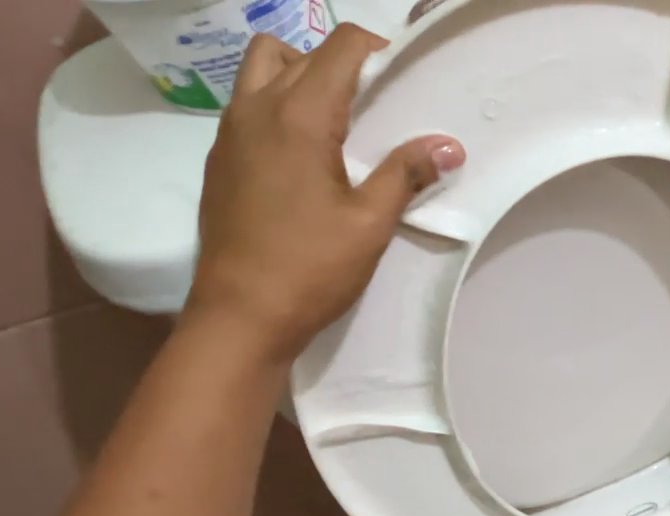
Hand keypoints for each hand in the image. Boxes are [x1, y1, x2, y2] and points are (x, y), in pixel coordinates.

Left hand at [184, 24, 465, 356]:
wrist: (242, 313)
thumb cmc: (312, 268)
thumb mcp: (370, 224)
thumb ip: (405, 174)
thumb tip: (449, 145)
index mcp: (299, 116)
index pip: (339, 48)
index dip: (374, 50)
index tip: (400, 76)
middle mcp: (256, 108)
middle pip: (296, 51)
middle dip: (337, 64)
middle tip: (370, 106)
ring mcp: (230, 133)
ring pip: (261, 71)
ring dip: (298, 78)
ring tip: (332, 127)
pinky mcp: (221, 159)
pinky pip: (247, 107)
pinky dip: (277, 109)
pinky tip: (303, 161)